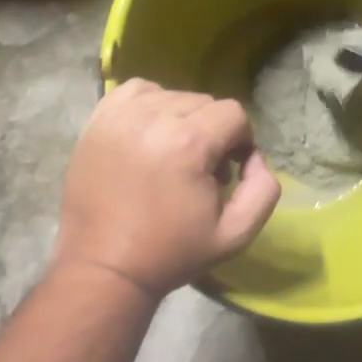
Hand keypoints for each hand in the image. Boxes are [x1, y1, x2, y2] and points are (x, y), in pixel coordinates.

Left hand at [54, 79, 280, 297]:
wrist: (103, 270)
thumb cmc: (170, 252)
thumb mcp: (235, 234)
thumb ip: (263, 189)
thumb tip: (255, 157)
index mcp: (189, 143)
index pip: (233, 114)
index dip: (239, 141)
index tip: (227, 171)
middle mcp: (154, 118)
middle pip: (203, 102)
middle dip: (211, 131)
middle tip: (199, 170)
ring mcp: (121, 117)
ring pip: (172, 95)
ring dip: (181, 118)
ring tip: (171, 153)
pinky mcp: (98, 121)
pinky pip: (136, 91)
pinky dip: (149, 104)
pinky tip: (148, 133)